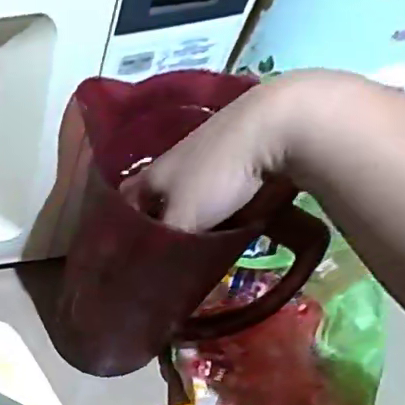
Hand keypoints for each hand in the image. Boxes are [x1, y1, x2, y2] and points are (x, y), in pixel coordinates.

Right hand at [119, 70, 331, 232]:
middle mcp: (173, 159)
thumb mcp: (183, 222)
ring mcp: (208, 149)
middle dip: (156, 218)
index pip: (123, 202)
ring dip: (188, 207)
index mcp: (152, 174)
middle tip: (163, 247)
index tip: (127, 251)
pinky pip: (219, 180)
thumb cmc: (218, 175)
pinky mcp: (241, 147)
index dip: (122, 226)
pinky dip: (218, 196)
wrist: (282, 124)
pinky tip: (227, 213)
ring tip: (195, 236)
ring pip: (187, 186)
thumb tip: (147, 280)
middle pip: (156, 194)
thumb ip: (164, 250)